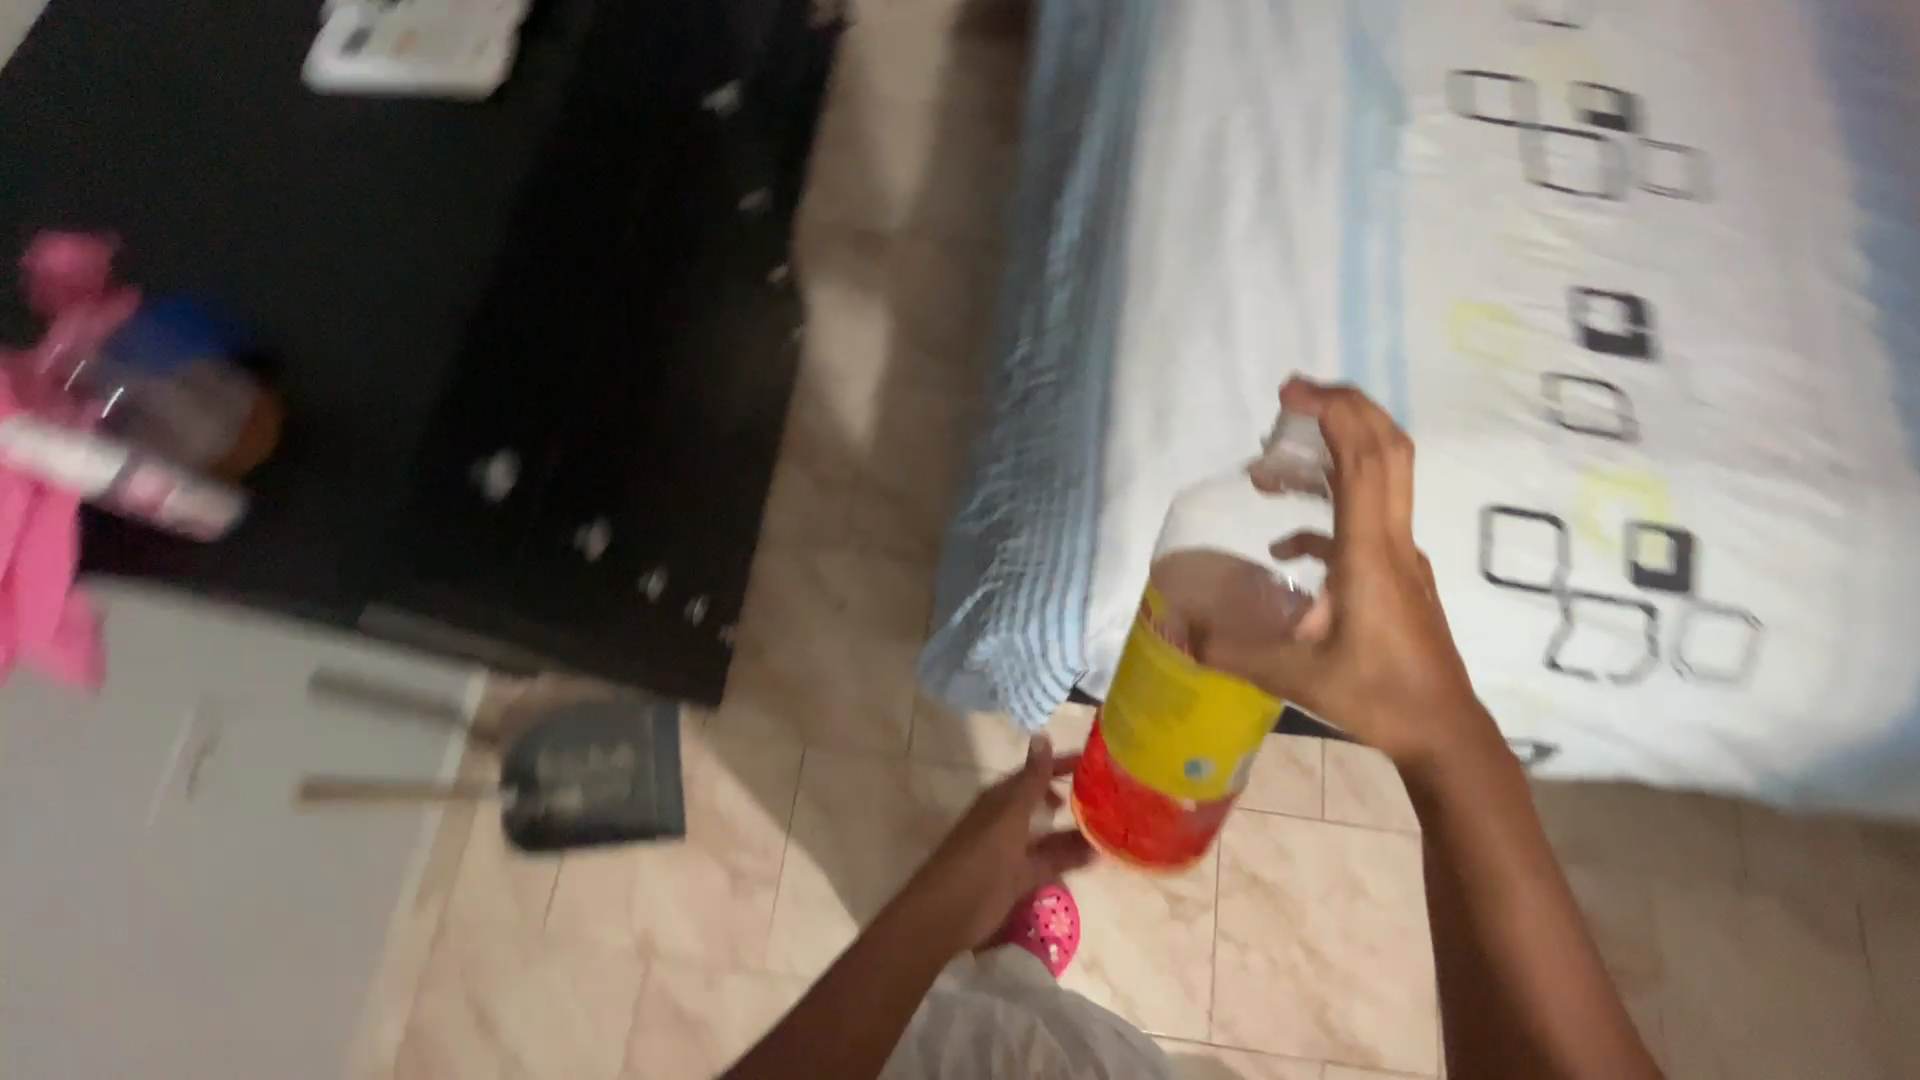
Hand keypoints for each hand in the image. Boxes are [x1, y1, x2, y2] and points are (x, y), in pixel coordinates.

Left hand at [894, 737, 1094, 955]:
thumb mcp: (1009, 817)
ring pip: (1048, 834)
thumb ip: (1030, 782)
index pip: (1035, 772)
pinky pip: (1048, 862)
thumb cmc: (979, 859)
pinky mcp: (1018, 879)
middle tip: (1111, 795)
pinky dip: (1069, 859)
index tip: (1094, 760)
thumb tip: (1042, 735)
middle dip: (1072, 798)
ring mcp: (1012, 850)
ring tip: (1113, 827)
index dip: (1061, 764)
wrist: (948, 915)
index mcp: (1000, 799)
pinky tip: (1097, 857)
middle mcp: (1007, 820)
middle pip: (1042, 802)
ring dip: (1075, 831)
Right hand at [1212, 378, 1494, 767]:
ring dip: (1331, 457)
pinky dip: (1327, 513)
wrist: (1443, 731)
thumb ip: (1229, 650)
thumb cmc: (1375, 696)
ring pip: (1380, 480)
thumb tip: (1175, 630)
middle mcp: (1393, 541)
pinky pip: (1366, 522)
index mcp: (1370, 553)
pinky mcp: (1398, 575)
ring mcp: (1401, 556)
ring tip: (1271, 471)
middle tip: (1291, 400)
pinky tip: (1286, 546)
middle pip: (1387, 449)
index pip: (1364, 460)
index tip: (1291, 394)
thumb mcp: (1292, 674)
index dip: (1333, 413)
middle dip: (1344, 410)